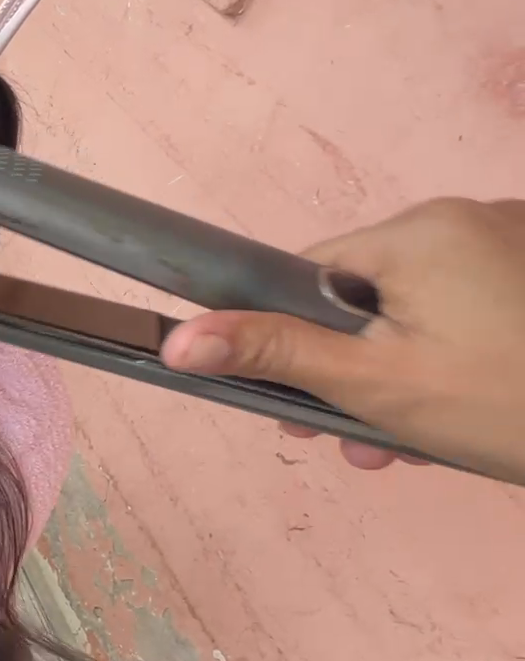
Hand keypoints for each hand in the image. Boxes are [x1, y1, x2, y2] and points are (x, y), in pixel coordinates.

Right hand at [160, 197, 524, 481]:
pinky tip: (454, 411)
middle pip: (356, 298)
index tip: (287, 398)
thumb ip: (269, 352)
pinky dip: (445, 359)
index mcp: (420, 231)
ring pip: (411, 312)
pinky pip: (464, 311)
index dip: (280, 337)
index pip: (301, 276)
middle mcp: (473, 219)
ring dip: (388, 376)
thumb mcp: (374, 383)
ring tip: (400, 441)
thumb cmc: (514, 401)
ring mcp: (520, 245)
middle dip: (340, 371)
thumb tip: (171, 342)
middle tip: (344, 437)